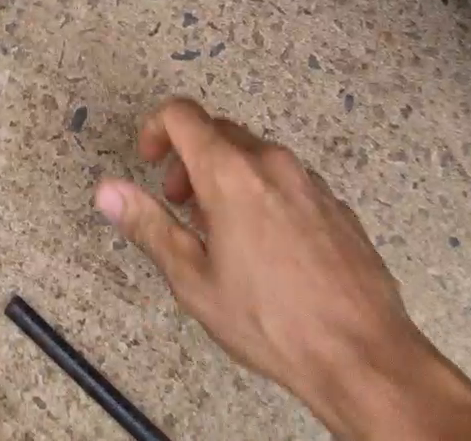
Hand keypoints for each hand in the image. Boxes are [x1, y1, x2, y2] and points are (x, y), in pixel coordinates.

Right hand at [95, 99, 470, 440]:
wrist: (365, 356)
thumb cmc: (271, 321)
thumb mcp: (193, 278)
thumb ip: (146, 224)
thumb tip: (106, 189)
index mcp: (230, 172)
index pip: (181, 114)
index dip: (155, 128)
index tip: (149, 161)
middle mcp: (271, 162)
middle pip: (216, 131)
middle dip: (188, 159)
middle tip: (180, 206)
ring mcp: (309, 180)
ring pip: (252, 153)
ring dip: (224, 175)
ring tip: (221, 232)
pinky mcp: (336, 203)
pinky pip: (285, 177)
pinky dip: (261, 190)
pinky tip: (265, 246)